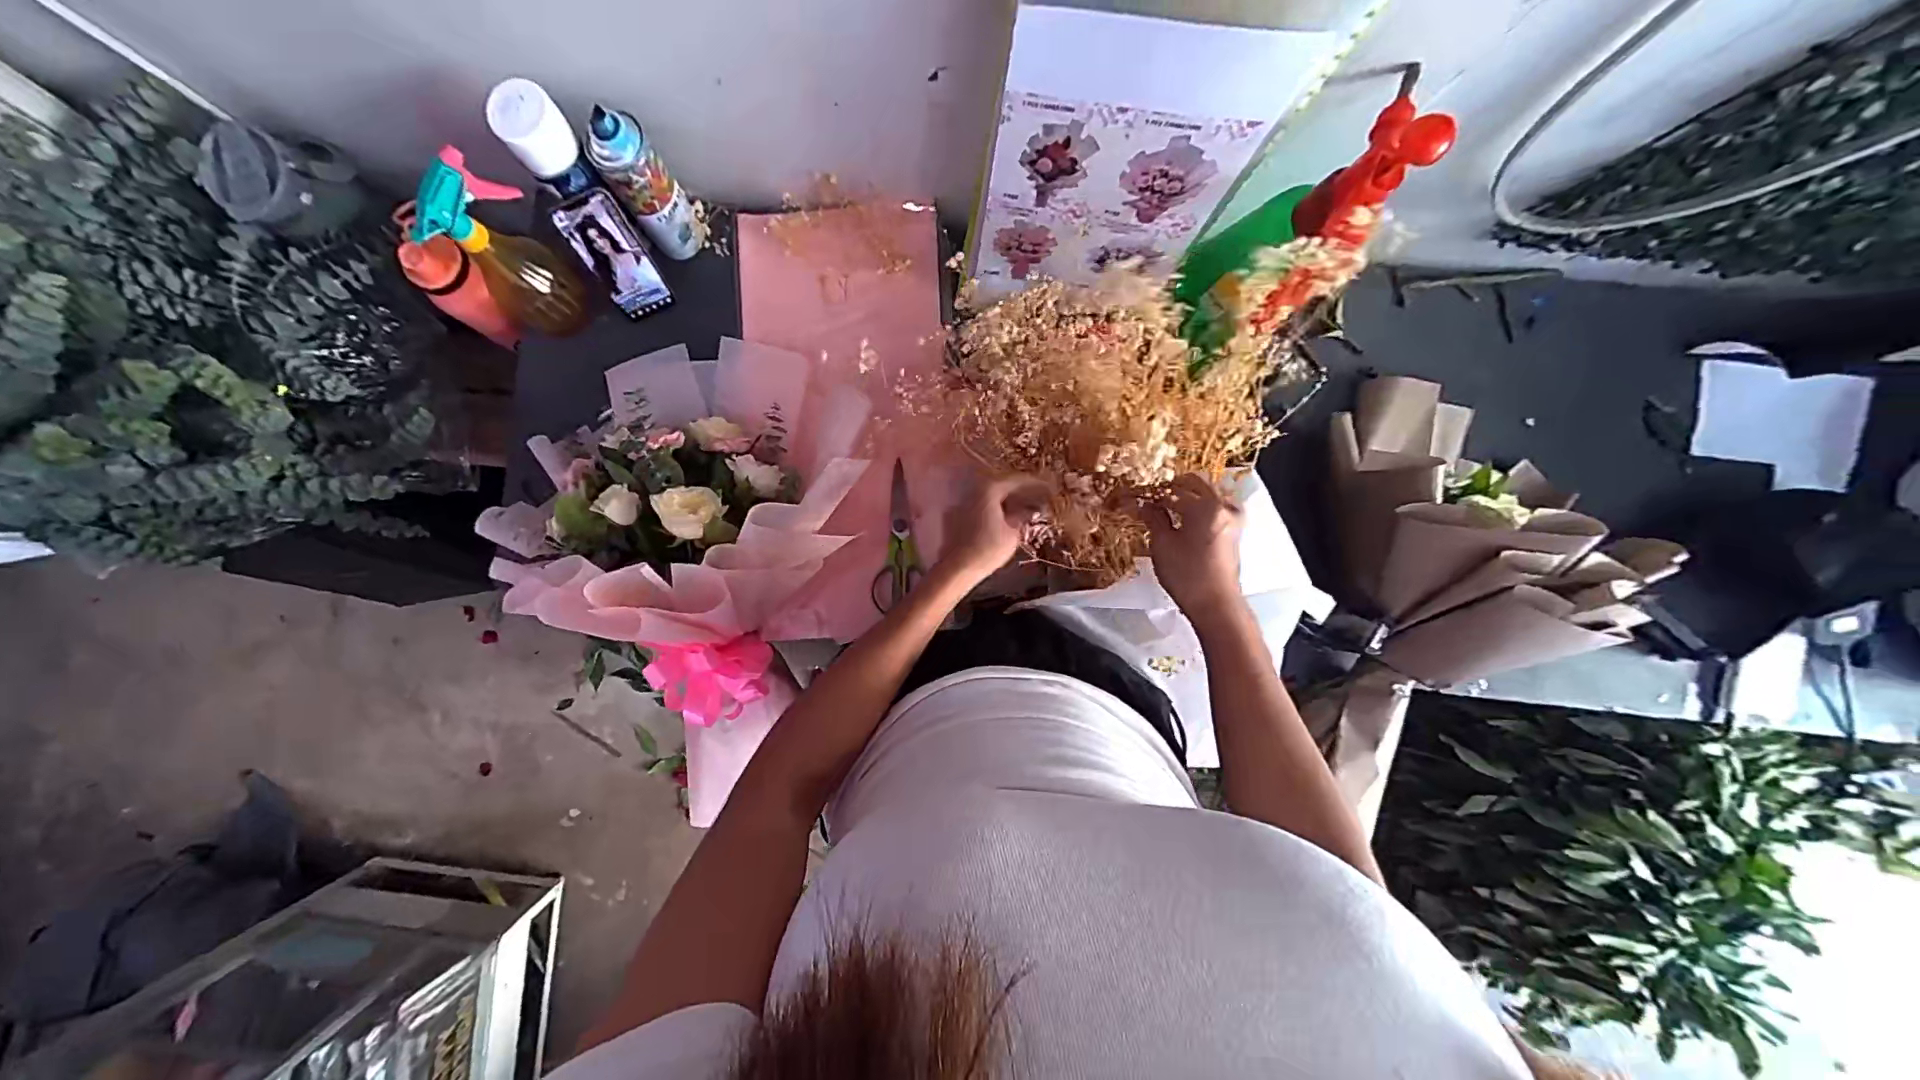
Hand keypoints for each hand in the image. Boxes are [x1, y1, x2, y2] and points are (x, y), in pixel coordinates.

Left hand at [936, 473, 1050, 584]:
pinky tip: (1001, 521)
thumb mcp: (1012, 534)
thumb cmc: (988, 549)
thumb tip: (1027, 511)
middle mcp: (972, 491)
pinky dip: (992, 511)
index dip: (1035, 484)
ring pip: (988, 498)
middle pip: (1000, 487)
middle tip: (1037, 499)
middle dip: (1019, 493)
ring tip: (1022, 511)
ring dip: (1005, 503)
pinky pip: (978, 509)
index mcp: (988, 489)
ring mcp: (960, 503)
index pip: (1015, 481)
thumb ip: (1021, 517)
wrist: (956, 569)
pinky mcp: (953, 518)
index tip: (1048, 489)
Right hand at [1143, 473, 1245, 630]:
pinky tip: (1184, 519)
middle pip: (1196, 484)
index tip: (1138, 497)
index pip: (1173, 490)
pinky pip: (1215, 508)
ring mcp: (1232, 518)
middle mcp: (1223, 506)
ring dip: (1188, 496)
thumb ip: (1154, 518)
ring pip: (1207, 494)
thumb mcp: (1162, 544)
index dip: (1152, 493)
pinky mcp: (1234, 531)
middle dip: (1173, 488)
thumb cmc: (1187, 574)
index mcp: (1205, 506)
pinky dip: (1199, 508)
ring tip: (1166, 508)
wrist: (1216, 604)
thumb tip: (1145, 504)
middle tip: (1152, 497)